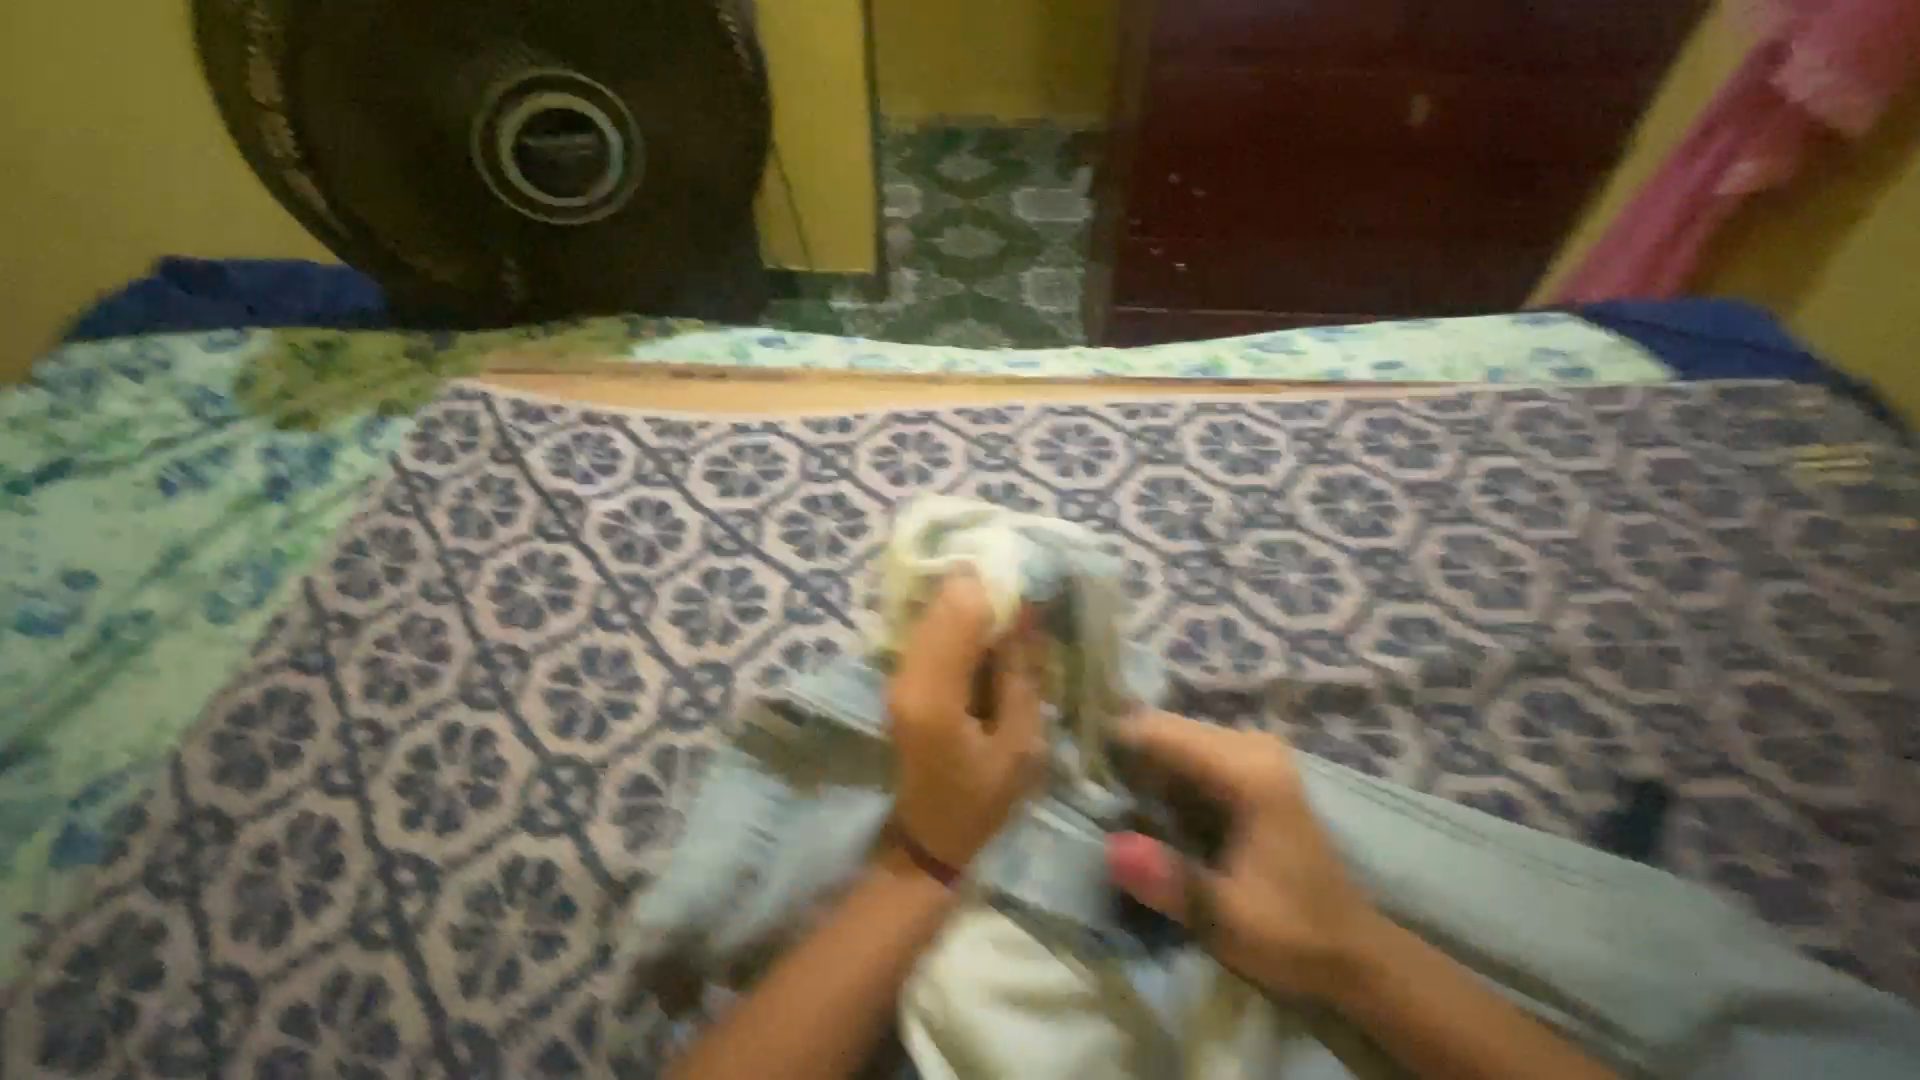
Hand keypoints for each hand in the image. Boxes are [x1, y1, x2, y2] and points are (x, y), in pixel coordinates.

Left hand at [886, 572, 1047, 868]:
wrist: (929, 837)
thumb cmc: (981, 801)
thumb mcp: (1021, 745)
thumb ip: (1020, 674)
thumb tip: (1025, 612)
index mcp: (935, 695)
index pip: (961, 612)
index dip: (996, 587)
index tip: (1033, 581)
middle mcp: (905, 675)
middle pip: (942, 604)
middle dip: (984, 590)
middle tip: (1026, 592)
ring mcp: (896, 675)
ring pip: (933, 612)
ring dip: (972, 605)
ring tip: (1012, 611)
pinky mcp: (899, 677)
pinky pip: (930, 632)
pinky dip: (960, 623)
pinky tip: (988, 633)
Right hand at [1107, 711, 1383, 1000]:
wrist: (1349, 950)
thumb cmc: (1292, 934)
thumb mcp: (1226, 919)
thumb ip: (1171, 882)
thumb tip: (1110, 848)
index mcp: (1250, 772)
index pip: (1163, 733)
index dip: (1113, 743)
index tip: (1070, 768)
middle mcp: (1252, 746)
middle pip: (1164, 728)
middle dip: (1122, 755)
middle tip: (1084, 793)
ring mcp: (1253, 752)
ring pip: (1172, 738)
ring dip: (1138, 765)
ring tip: (1107, 801)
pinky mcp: (1249, 767)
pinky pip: (1187, 754)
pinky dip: (1159, 774)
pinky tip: (1141, 806)